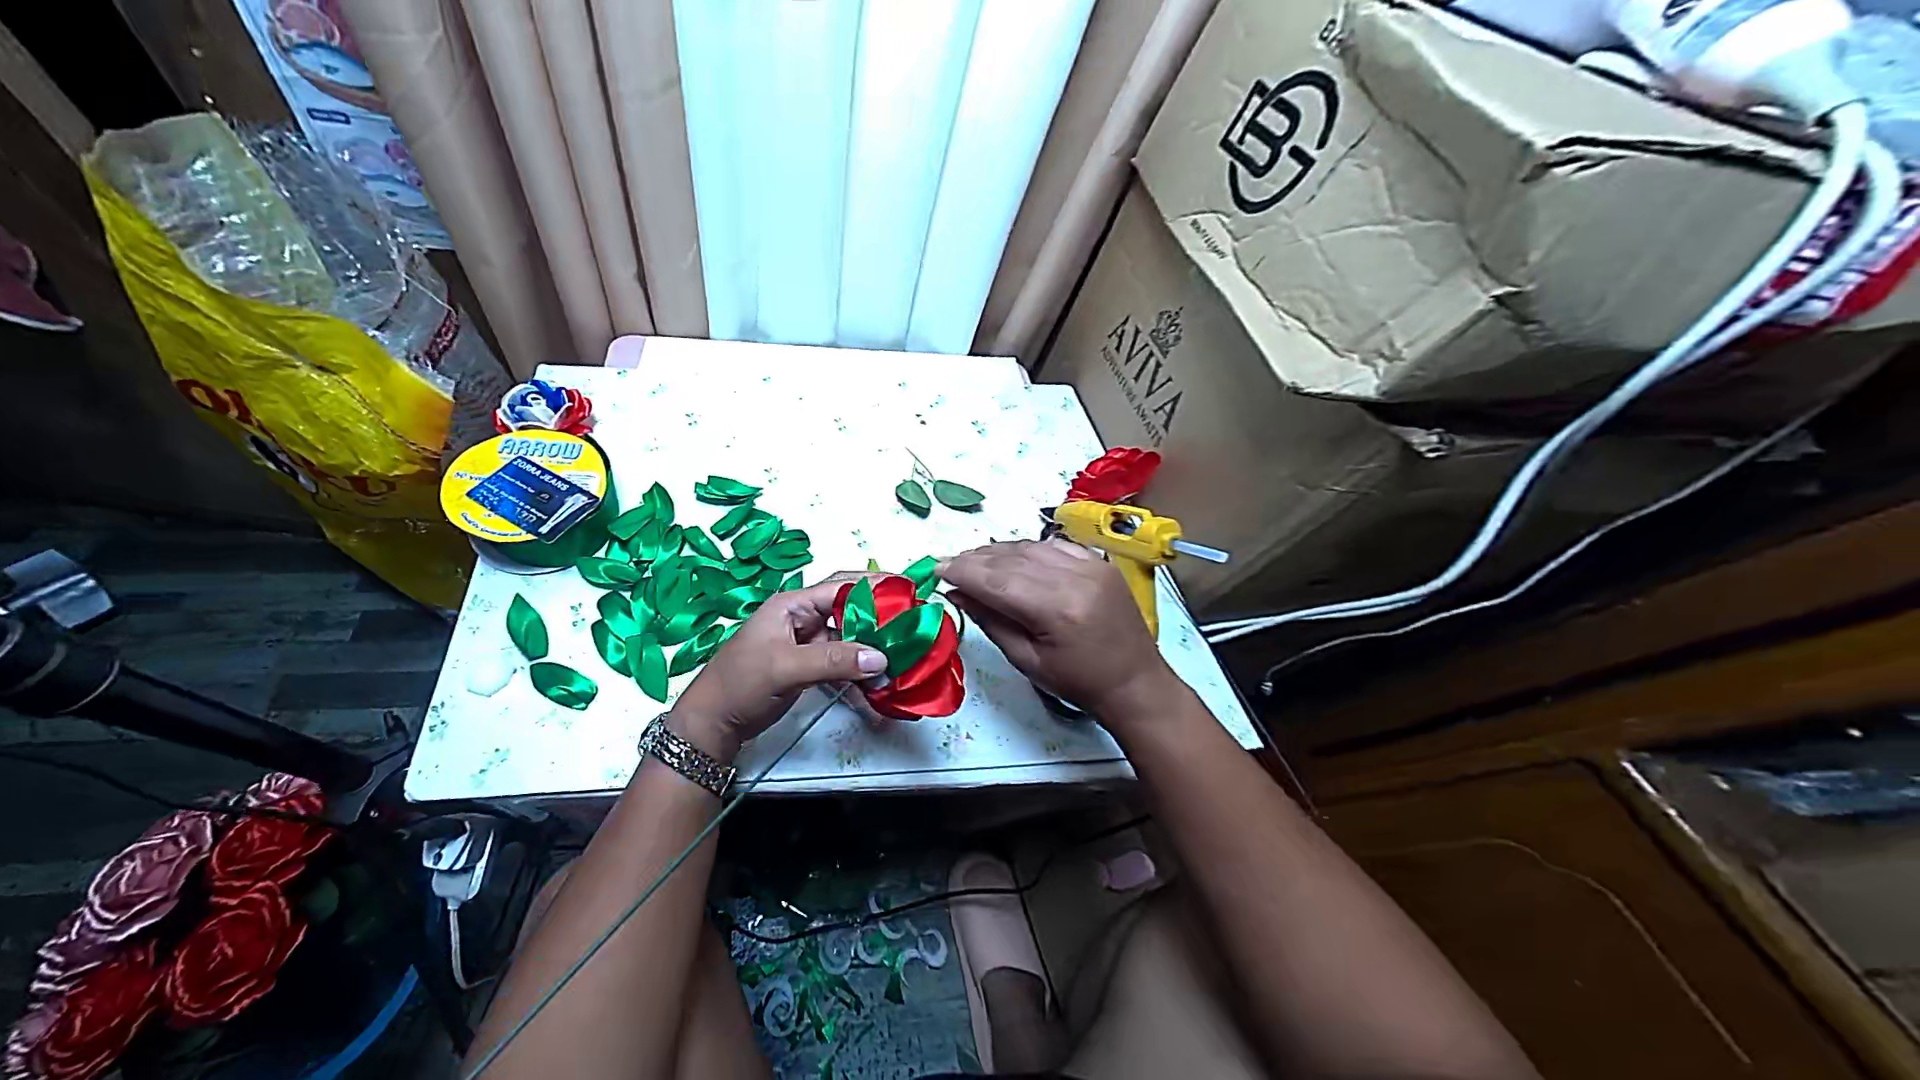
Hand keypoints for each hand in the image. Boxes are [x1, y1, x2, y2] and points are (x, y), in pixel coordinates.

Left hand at [671, 580, 887, 760]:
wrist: (712, 724)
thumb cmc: (740, 684)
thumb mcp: (785, 667)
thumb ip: (833, 660)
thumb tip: (880, 658)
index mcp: (793, 605)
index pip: (842, 587)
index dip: (875, 588)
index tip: (908, 594)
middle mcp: (803, 619)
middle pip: (851, 614)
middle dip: (880, 625)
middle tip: (913, 633)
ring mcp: (807, 645)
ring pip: (850, 643)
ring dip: (873, 655)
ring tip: (902, 667)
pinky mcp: (810, 668)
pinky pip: (843, 666)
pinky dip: (860, 678)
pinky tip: (878, 694)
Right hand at [939, 540, 1180, 727]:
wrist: (1135, 683)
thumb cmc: (1079, 682)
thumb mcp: (1026, 660)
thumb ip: (990, 621)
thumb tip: (957, 592)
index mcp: (1057, 609)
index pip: (998, 580)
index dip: (963, 571)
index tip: (936, 569)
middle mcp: (1076, 578)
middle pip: (1012, 558)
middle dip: (975, 560)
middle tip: (948, 565)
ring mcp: (1092, 566)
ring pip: (1032, 547)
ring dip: (999, 552)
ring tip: (974, 561)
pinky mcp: (1100, 563)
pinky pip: (1055, 545)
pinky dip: (1029, 549)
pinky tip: (1012, 558)